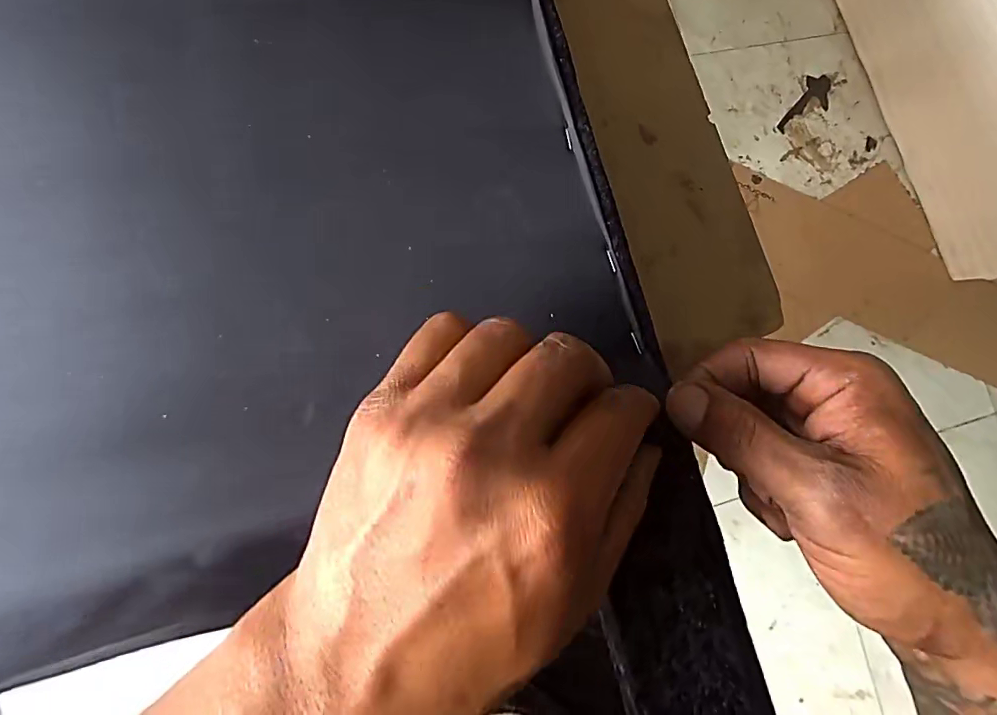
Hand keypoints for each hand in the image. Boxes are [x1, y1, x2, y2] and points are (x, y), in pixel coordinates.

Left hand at [150, 313, 660, 714]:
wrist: (352, 665)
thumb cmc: (478, 642)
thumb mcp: (579, 598)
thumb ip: (626, 508)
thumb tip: (644, 440)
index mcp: (552, 506)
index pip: (619, 409)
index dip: (633, 407)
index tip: (625, 414)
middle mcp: (493, 450)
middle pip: (568, 356)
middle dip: (589, 374)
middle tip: (577, 401)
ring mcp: (428, 423)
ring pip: (507, 334)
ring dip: (528, 358)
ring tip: (519, 392)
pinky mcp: (379, 410)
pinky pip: (440, 331)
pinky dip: (466, 347)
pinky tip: (468, 384)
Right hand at [667, 338, 996, 714]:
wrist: (957, 625)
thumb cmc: (902, 553)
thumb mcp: (812, 492)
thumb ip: (742, 437)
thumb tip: (681, 395)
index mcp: (847, 380)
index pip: (757, 355)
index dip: (711, 380)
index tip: (675, 417)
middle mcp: (842, 392)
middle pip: (757, 388)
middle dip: (741, 438)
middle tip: (755, 484)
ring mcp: (838, 427)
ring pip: (759, 425)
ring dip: (757, 470)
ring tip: (787, 512)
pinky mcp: (833, 458)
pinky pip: (775, 453)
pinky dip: (771, 486)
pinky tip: (795, 520)